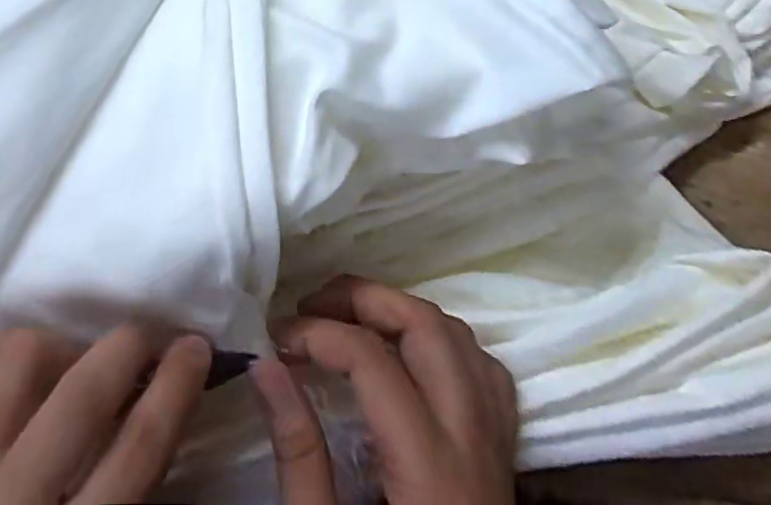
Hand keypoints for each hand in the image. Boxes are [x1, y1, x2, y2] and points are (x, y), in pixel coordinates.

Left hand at [0, 325, 211, 504]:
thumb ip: (126, 492)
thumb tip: (154, 408)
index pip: (137, 450)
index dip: (174, 389)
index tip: (196, 347)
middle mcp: (14, 498)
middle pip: (80, 396)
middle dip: (125, 349)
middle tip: (146, 334)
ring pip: (16, 362)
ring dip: (56, 346)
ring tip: (70, 365)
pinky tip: (13, 367)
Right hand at [250, 276, 516, 504]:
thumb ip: (297, 452)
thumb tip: (265, 365)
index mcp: (432, 471)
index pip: (372, 360)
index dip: (315, 334)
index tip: (276, 340)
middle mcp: (476, 444)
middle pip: (427, 327)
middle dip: (359, 299)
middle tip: (309, 311)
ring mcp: (499, 445)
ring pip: (460, 337)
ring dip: (397, 312)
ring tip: (345, 325)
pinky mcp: (505, 453)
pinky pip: (483, 368)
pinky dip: (437, 342)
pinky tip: (401, 357)